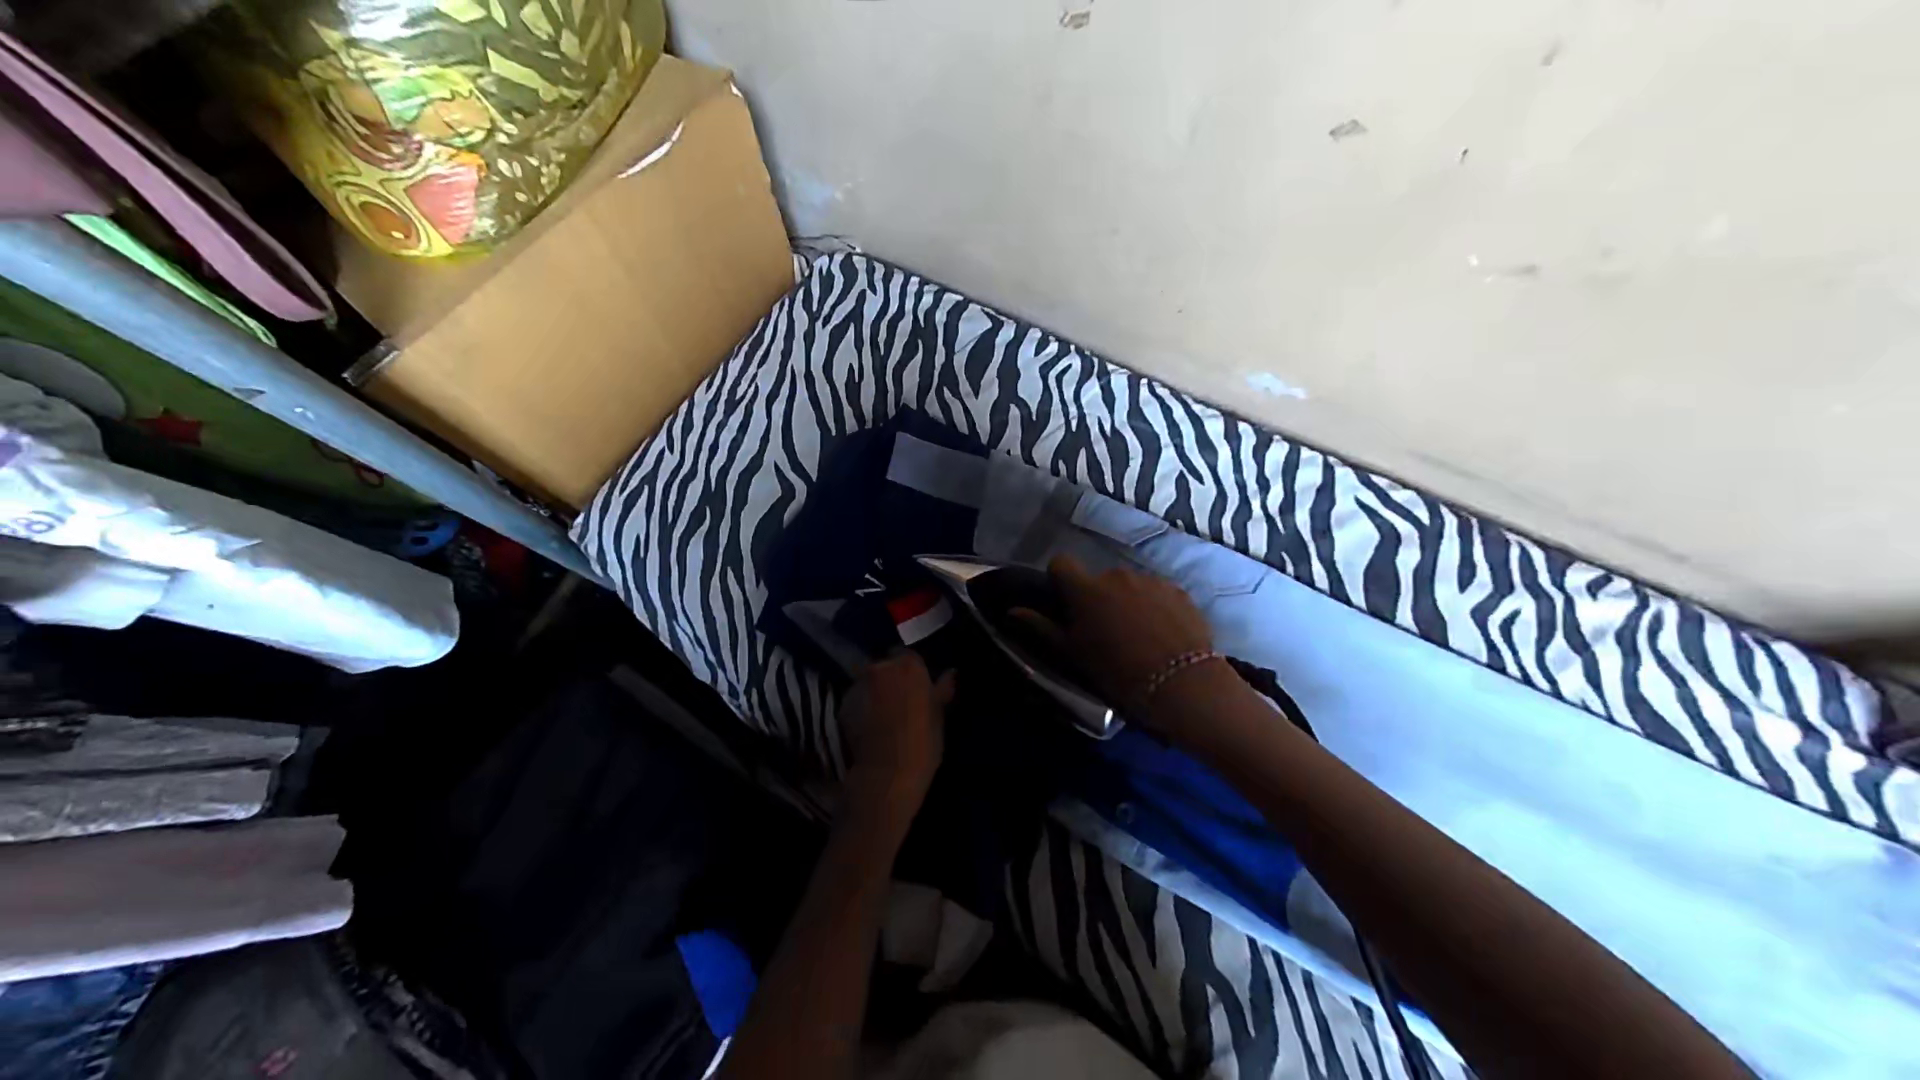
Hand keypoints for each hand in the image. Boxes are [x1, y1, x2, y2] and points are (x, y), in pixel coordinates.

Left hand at [839, 650, 955, 826]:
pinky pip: (856, 700)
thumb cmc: (922, 743)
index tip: (916, 686)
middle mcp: (880, 668)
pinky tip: (870, 726)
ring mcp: (858, 685)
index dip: (911, 670)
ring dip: (874, 692)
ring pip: (868, 682)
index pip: (908, 655)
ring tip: (883, 715)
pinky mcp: (843, 704)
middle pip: (884, 666)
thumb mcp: (939, 716)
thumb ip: (942, 689)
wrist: (887, 774)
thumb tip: (951, 673)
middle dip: (890, 678)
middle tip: (900, 700)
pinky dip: (862, 707)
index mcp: (908, 666)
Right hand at [1012, 555, 1217, 720]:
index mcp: (1086, 590)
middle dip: (1098, 597)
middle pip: (1098, 578)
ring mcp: (1151, 580)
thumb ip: (1042, 628)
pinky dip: (1155, 606)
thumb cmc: (1119, 673)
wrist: (1182, 685)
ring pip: (1130, 585)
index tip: (1066, 604)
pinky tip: (1163, 634)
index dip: (1060, 580)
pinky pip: (1158, 592)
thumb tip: (1012, 611)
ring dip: (1128, 601)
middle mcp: (1116, 575)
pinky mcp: (1179, 590)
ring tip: (1138, 635)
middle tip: (1105, 631)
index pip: (1061, 563)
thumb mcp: (1075, 655)